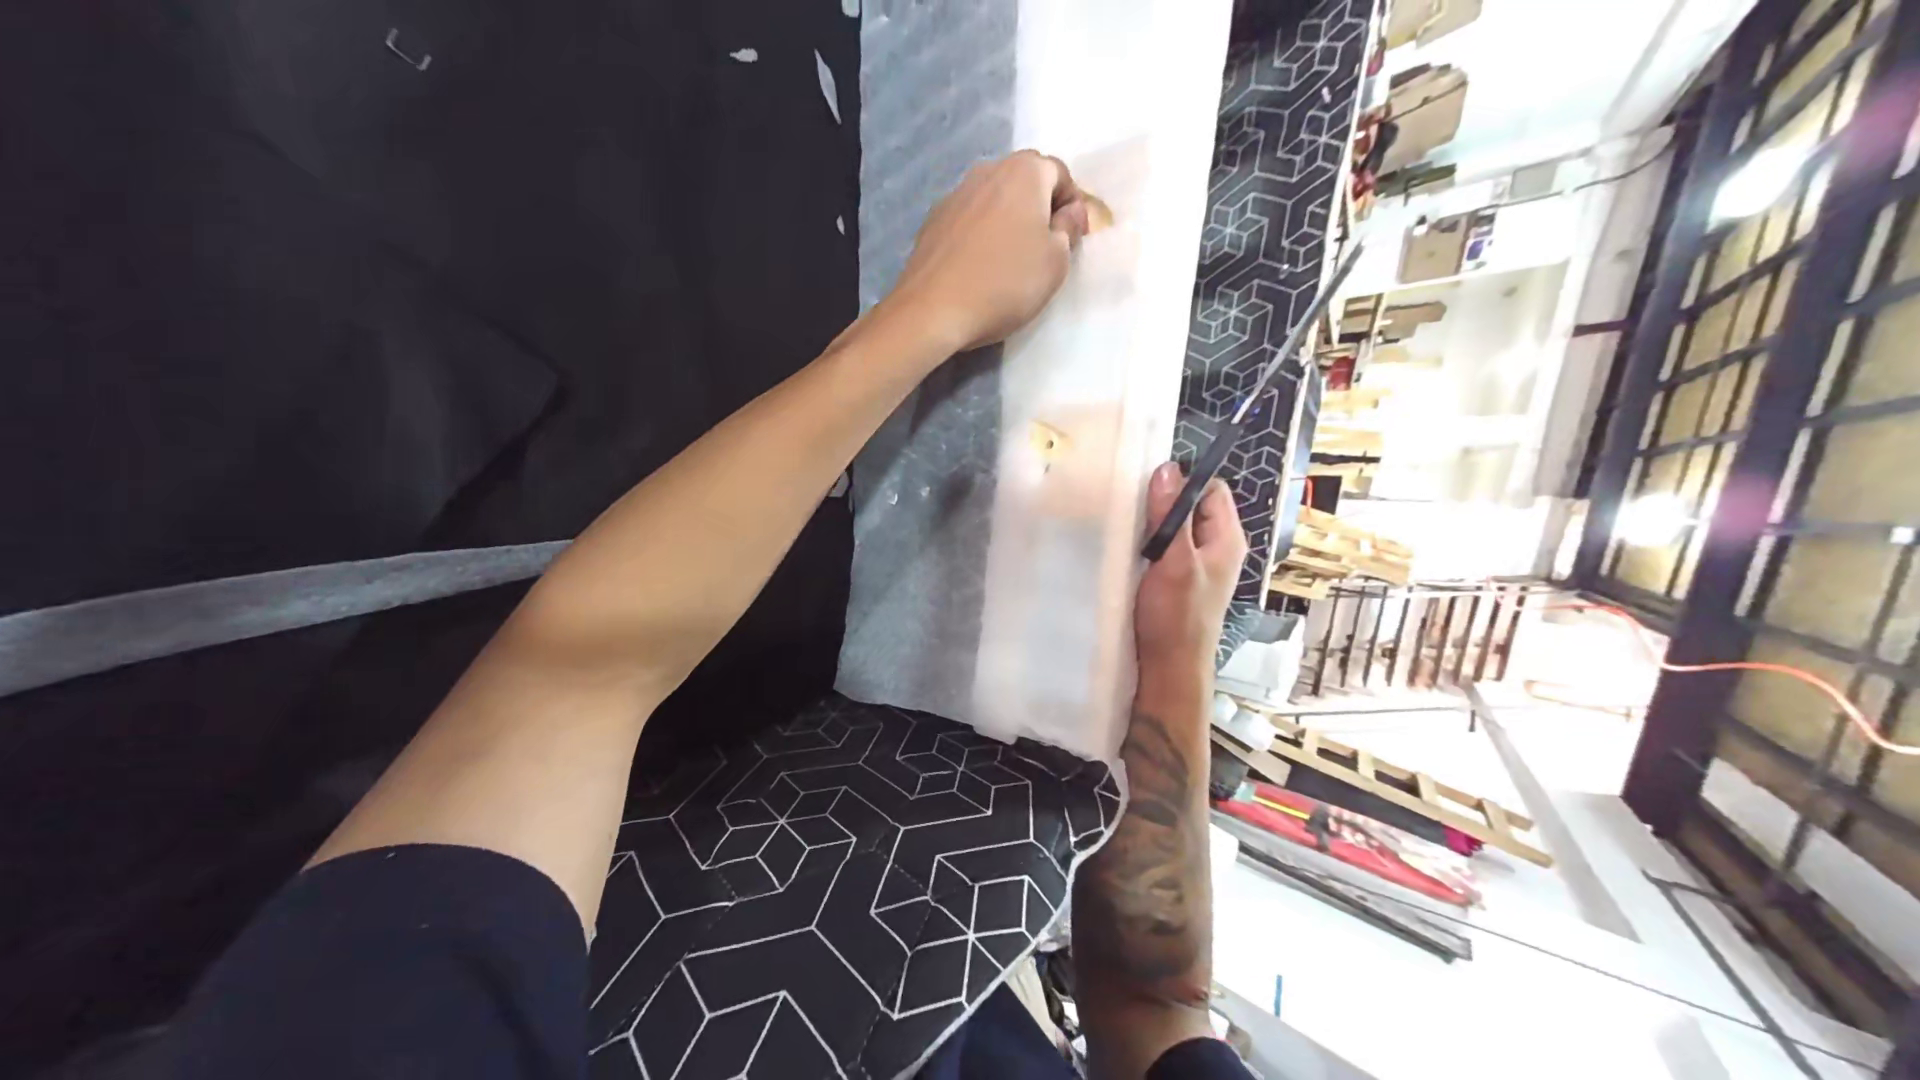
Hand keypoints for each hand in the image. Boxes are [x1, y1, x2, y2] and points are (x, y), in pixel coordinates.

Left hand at [883, 150, 1091, 351]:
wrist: (933, 310)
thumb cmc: (1005, 283)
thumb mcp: (1056, 262)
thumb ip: (1069, 229)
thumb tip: (1069, 212)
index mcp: (1024, 171)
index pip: (1060, 173)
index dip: (1072, 205)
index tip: (1072, 238)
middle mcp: (986, 171)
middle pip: (1024, 182)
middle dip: (1038, 209)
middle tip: (1044, 249)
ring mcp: (954, 195)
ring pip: (993, 200)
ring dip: (1007, 221)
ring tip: (1009, 260)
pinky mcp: (932, 221)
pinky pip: (968, 221)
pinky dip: (980, 235)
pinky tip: (979, 267)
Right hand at [1135, 462, 1247, 682]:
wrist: (1168, 667)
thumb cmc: (1176, 616)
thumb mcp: (1174, 560)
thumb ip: (1171, 516)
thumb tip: (1166, 469)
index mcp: (1227, 538)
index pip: (1212, 489)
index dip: (1184, 480)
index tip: (1150, 483)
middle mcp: (1215, 546)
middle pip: (1192, 505)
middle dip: (1164, 500)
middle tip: (1133, 501)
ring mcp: (1195, 562)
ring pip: (1175, 525)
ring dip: (1153, 521)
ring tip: (1128, 521)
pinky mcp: (1176, 576)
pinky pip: (1164, 545)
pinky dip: (1148, 540)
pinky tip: (1129, 543)